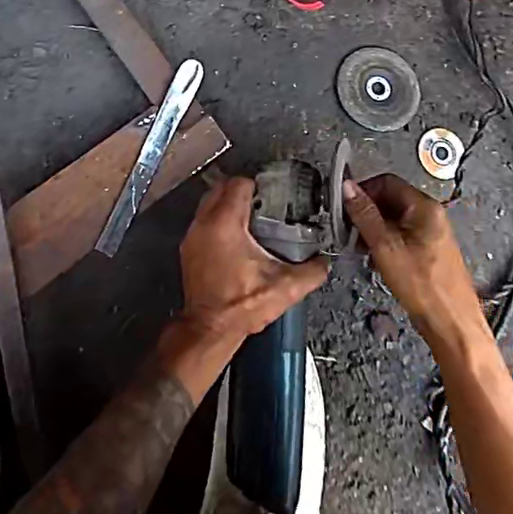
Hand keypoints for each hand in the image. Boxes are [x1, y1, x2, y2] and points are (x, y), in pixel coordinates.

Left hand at [178, 176, 329, 339]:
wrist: (209, 329)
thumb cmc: (243, 305)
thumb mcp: (284, 288)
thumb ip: (311, 272)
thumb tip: (325, 262)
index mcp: (225, 223)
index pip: (238, 184)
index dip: (257, 185)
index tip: (271, 194)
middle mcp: (204, 223)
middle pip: (220, 188)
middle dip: (240, 190)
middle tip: (262, 202)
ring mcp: (192, 235)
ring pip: (208, 203)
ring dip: (227, 204)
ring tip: (251, 217)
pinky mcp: (188, 248)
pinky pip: (202, 220)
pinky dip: (217, 219)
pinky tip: (236, 235)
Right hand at [343, 174, 483, 344]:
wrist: (451, 325)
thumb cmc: (426, 289)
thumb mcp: (385, 247)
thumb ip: (365, 215)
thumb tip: (348, 188)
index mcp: (424, 208)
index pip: (386, 181)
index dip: (362, 190)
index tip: (345, 204)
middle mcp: (430, 216)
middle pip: (389, 199)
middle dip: (365, 212)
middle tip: (349, 227)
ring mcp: (430, 234)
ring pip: (393, 218)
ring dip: (372, 228)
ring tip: (360, 246)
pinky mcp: (427, 251)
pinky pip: (399, 235)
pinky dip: (383, 242)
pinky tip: (375, 258)